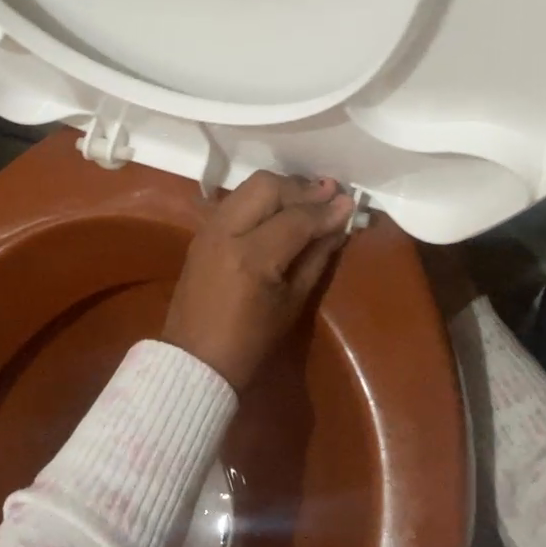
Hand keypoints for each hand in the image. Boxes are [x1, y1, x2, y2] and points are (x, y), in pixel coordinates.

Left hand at [162, 172, 354, 390]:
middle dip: (301, 188)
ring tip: (309, 200)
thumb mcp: (292, 303)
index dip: (326, 209)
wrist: (195, 359)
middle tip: (329, 196)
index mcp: (251, 257)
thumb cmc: (250, 342)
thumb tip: (338, 224)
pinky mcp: (201, 232)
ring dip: (281, 189)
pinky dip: (261, 199)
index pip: (296, 218)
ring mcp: (208, 229)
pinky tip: (281, 210)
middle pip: (267, 187)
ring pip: (249, 187)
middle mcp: (226, 232)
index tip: (350, 202)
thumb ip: (316, 257)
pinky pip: (236, 200)